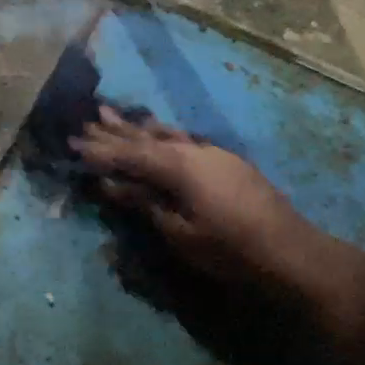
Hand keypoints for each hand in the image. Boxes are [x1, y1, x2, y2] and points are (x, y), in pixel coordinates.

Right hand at [70, 106, 316, 287]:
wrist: (291, 252)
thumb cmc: (229, 249)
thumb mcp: (179, 232)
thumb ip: (144, 202)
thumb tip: (110, 183)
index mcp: (178, 165)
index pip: (129, 153)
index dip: (100, 150)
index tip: (72, 143)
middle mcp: (193, 149)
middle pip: (146, 137)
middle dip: (115, 130)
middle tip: (87, 118)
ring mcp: (213, 152)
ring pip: (166, 134)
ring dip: (138, 126)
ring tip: (114, 113)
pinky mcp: (226, 161)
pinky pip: (183, 139)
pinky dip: (162, 134)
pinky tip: (160, 132)